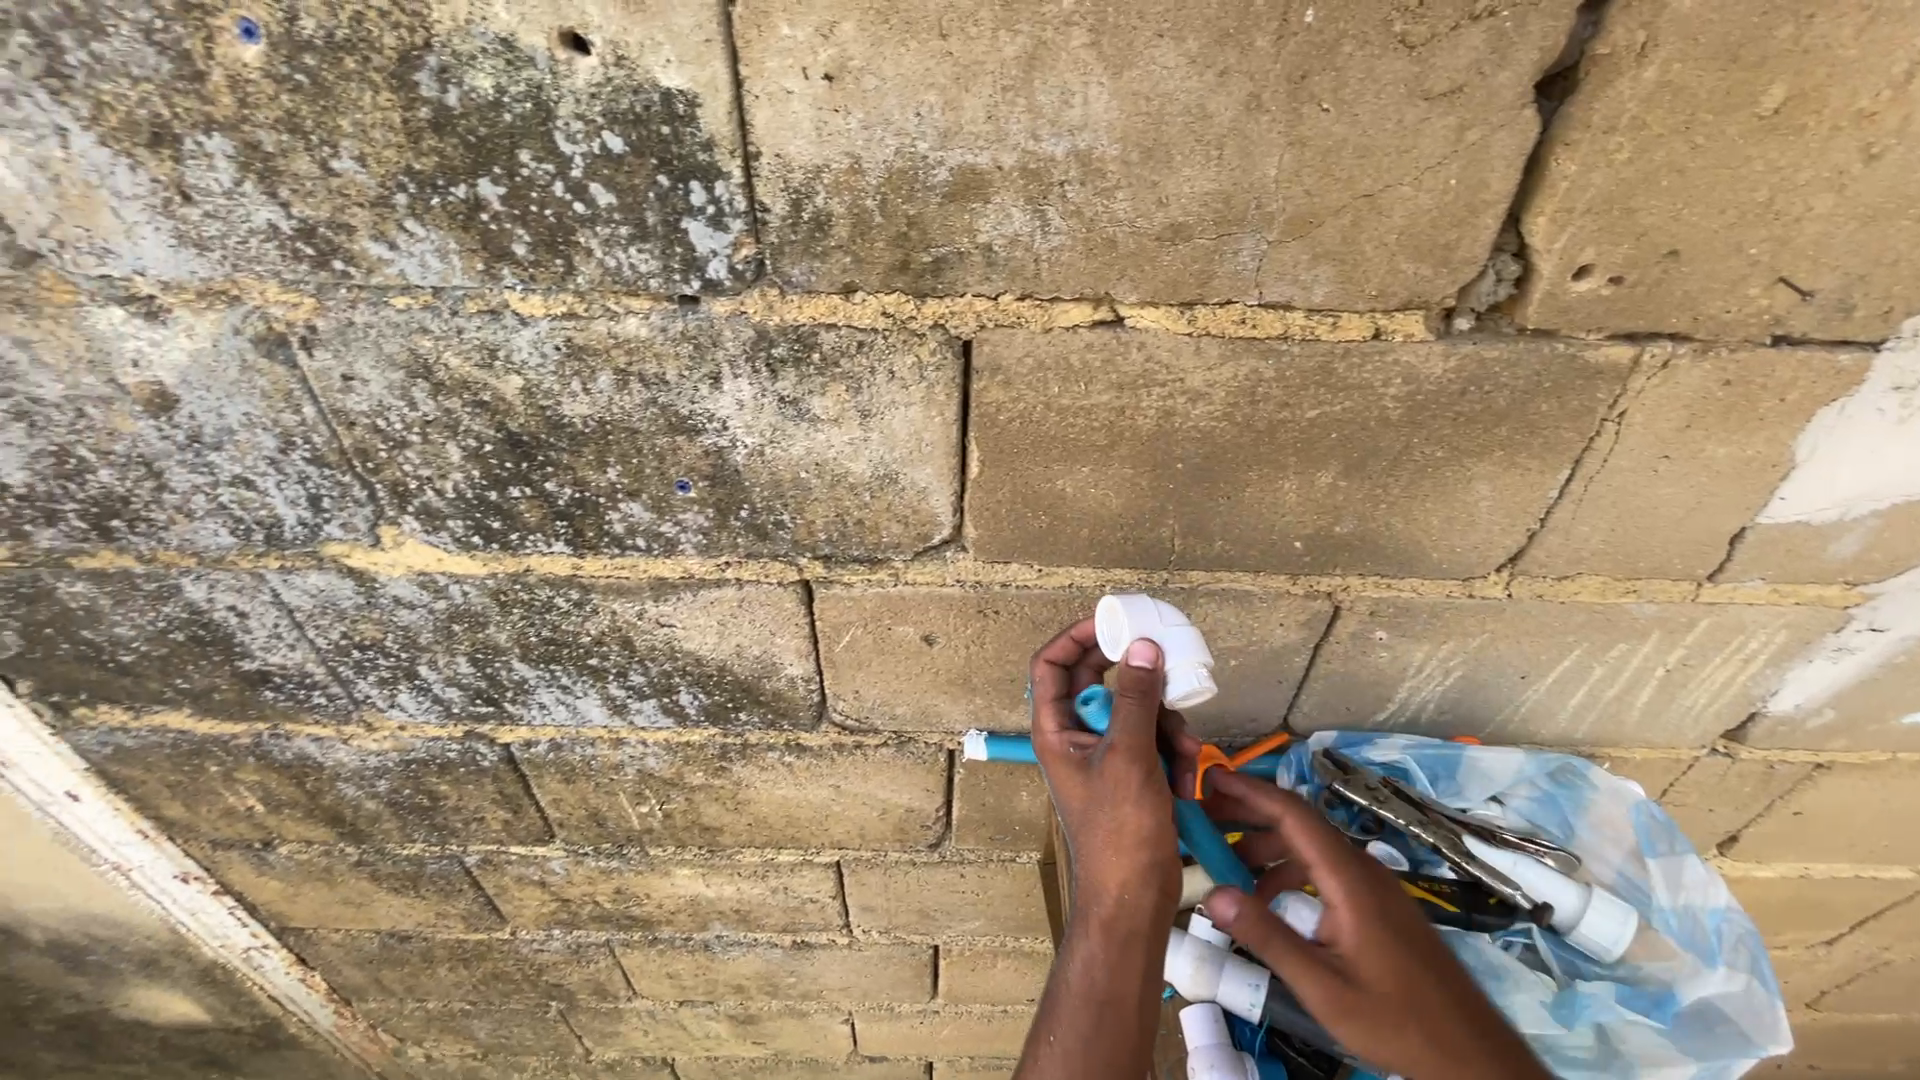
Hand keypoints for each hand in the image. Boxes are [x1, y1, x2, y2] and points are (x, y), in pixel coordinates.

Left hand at [1028, 619, 1200, 925]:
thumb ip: (1136, 698)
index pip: (1049, 663)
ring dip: (1166, 726)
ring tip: (1184, 756)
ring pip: (1136, 710)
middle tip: (1168, 670)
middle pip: (1101, 682)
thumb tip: (1142, 646)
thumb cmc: (1120, 830)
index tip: (1112, 621)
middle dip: (1141, 685)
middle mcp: (1075, 734)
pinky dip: (1172, 752)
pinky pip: (1152, 740)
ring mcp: (1105, 754)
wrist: (1134, 898)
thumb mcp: (1129, 756)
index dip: (1075, 636)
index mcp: (1055, 728)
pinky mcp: (1132, 772)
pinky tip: (1186, 779)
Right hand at [1197, 771, 1549, 1079]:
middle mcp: (1362, 869)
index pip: (1293, 814)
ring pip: (1311, 848)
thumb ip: (1266, 936)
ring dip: (1265, 847)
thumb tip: (1212, 894)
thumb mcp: (1321, 986)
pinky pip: (1324, 870)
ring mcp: (1373, 886)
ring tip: (1225, 862)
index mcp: (1349, 878)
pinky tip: (1267, 899)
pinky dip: (1288, 871)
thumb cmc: (1396, 1020)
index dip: (1250, 791)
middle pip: (1299, 824)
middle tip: (1204, 817)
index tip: (1211, 778)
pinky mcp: (1378, 906)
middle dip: (1249, 814)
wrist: (1472, 1055)